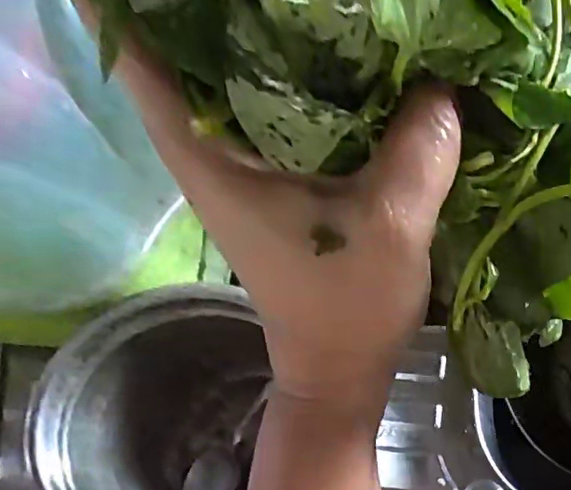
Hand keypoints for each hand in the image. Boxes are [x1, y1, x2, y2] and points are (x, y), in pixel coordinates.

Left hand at [87, 5, 461, 412]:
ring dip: (257, 24)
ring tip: (314, 7)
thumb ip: (418, 151)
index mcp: (204, 147)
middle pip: (176, 28)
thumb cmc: (350, 310)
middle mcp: (206, 143)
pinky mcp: (272, 177)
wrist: (341, 372)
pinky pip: (267, 98)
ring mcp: (237, 161)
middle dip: (218, 0)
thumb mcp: (393, 231)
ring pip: (224, 61)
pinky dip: (292, 69)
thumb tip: (442, 83)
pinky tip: (336, 54)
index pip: (128, 28)